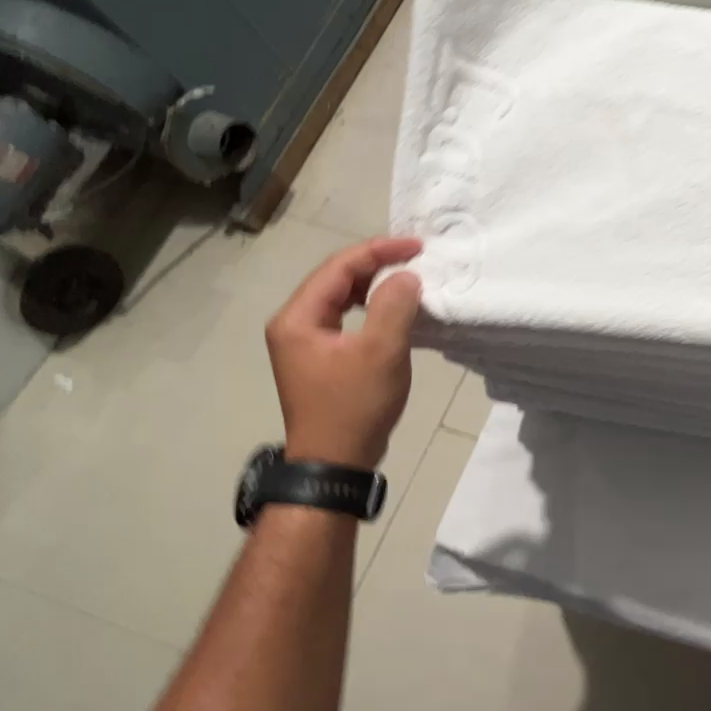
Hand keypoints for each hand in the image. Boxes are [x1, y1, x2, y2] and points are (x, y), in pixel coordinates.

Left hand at [266, 237, 423, 469]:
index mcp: (297, 318)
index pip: (339, 267)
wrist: (335, 463)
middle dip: (376, 264)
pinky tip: (394, 312)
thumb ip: (394, 306)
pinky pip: (345, 319)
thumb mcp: (381, 352)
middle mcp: (293, 324)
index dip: (378, 250)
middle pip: (336, 279)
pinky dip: (370, 309)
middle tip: (415, 258)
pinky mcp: (319, 360)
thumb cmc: (354, 406)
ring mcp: (304, 344)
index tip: (417, 247)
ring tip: (408, 279)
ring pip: (340, 298)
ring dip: (374, 285)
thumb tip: (406, 275)